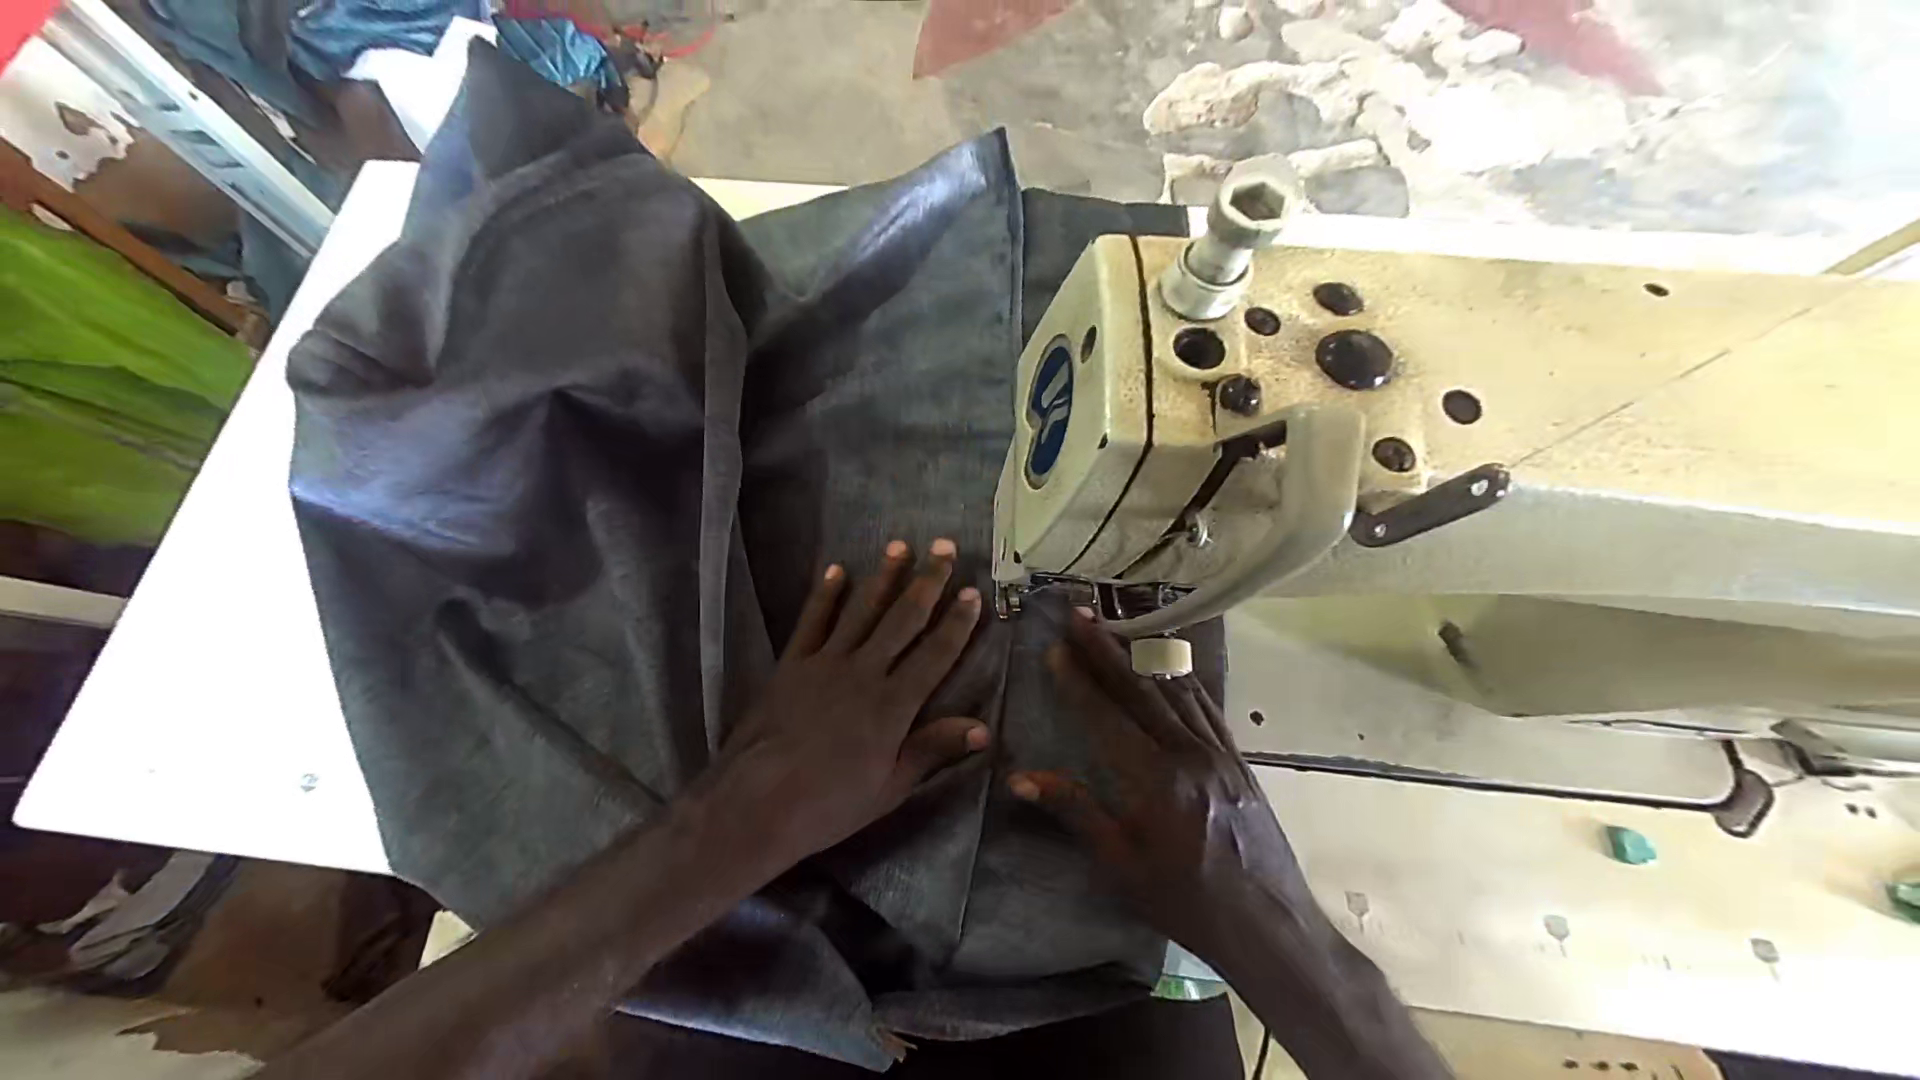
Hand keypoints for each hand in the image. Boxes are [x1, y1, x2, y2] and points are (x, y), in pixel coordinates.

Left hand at [700, 539, 989, 867]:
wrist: (754, 804)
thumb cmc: (828, 804)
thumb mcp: (889, 787)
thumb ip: (933, 750)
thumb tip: (984, 730)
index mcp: (893, 704)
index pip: (935, 654)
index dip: (957, 622)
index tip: (973, 592)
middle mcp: (864, 672)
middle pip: (903, 619)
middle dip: (927, 582)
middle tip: (945, 547)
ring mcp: (825, 662)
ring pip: (862, 610)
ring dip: (884, 576)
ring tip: (901, 545)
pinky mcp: (793, 663)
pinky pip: (812, 620)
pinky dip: (825, 593)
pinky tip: (836, 569)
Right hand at [1008, 608, 1325, 963]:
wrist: (1270, 926)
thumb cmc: (1186, 900)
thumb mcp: (1121, 864)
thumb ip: (1075, 811)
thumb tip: (1019, 779)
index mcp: (1154, 780)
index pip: (1105, 715)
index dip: (1077, 679)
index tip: (1055, 647)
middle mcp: (1188, 753)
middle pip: (1139, 689)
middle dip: (1104, 649)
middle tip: (1078, 615)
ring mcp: (1218, 751)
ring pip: (1174, 689)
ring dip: (1139, 655)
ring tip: (1113, 629)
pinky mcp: (1238, 758)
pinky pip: (1206, 706)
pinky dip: (1181, 679)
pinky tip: (1169, 666)